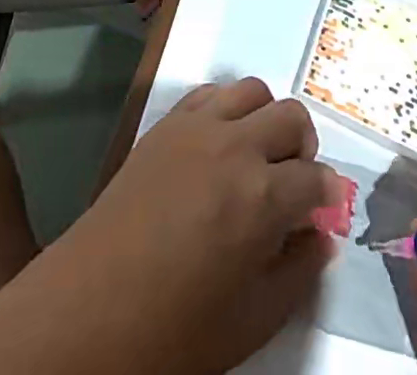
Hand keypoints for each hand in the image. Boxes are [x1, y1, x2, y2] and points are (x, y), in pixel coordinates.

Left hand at [46, 79, 338, 373]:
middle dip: (303, 150)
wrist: (89, 309)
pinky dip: (226, 108)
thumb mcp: (255, 318)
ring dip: (266, 119)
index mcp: (263, 196)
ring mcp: (196, 129)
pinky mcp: (164, 126)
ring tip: (255, 156)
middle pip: (292, 118)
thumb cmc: (176, 326)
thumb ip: (300, 271)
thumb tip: (319, 236)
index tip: (319, 215)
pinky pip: (208, 93)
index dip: (326, 198)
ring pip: (253, 91)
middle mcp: (235, 147)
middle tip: (290, 184)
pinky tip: (217, 144)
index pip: (319, 179)